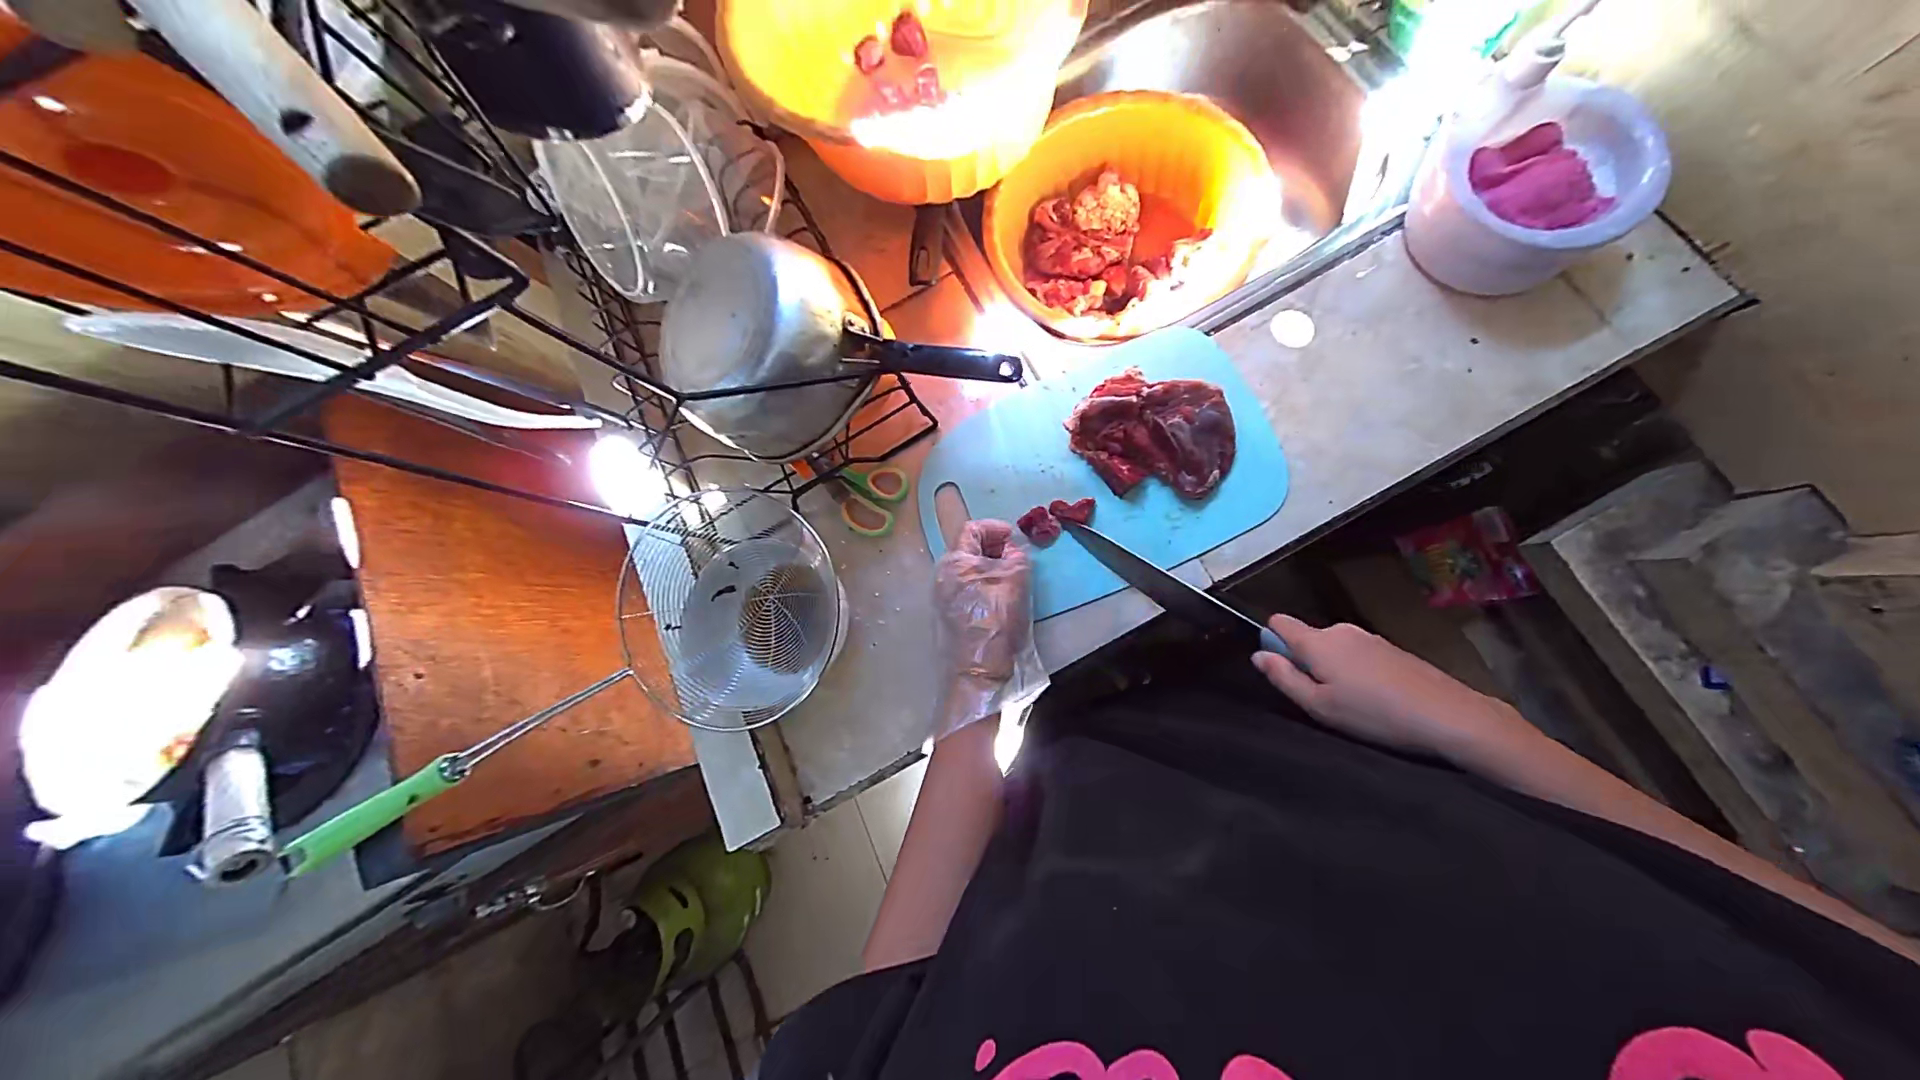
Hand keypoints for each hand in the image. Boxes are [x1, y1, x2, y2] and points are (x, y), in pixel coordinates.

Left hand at [933, 520, 1032, 730]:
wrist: (978, 670)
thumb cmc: (996, 621)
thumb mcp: (1016, 580)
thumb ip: (1015, 555)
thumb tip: (1011, 548)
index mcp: (954, 561)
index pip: (971, 529)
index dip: (995, 527)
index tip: (1014, 537)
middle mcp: (941, 575)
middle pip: (968, 549)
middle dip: (993, 547)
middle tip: (1016, 556)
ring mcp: (941, 596)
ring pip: (967, 570)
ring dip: (989, 566)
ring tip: (1012, 576)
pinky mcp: (947, 614)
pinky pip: (965, 588)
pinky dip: (982, 583)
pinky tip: (999, 597)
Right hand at [1251, 614, 1532, 762]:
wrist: (1449, 716)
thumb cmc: (1374, 714)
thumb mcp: (1319, 706)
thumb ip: (1283, 678)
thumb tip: (1258, 655)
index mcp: (1317, 642)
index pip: (1279, 622)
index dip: (1270, 639)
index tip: (1280, 667)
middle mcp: (1340, 630)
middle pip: (1308, 638)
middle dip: (1306, 661)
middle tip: (1321, 697)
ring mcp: (1369, 637)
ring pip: (1334, 648)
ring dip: (1334, 668)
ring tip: (1352, 702)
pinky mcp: (1392, 648)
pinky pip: (1358, 654)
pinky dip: (1358, 671)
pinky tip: (1377, 698)